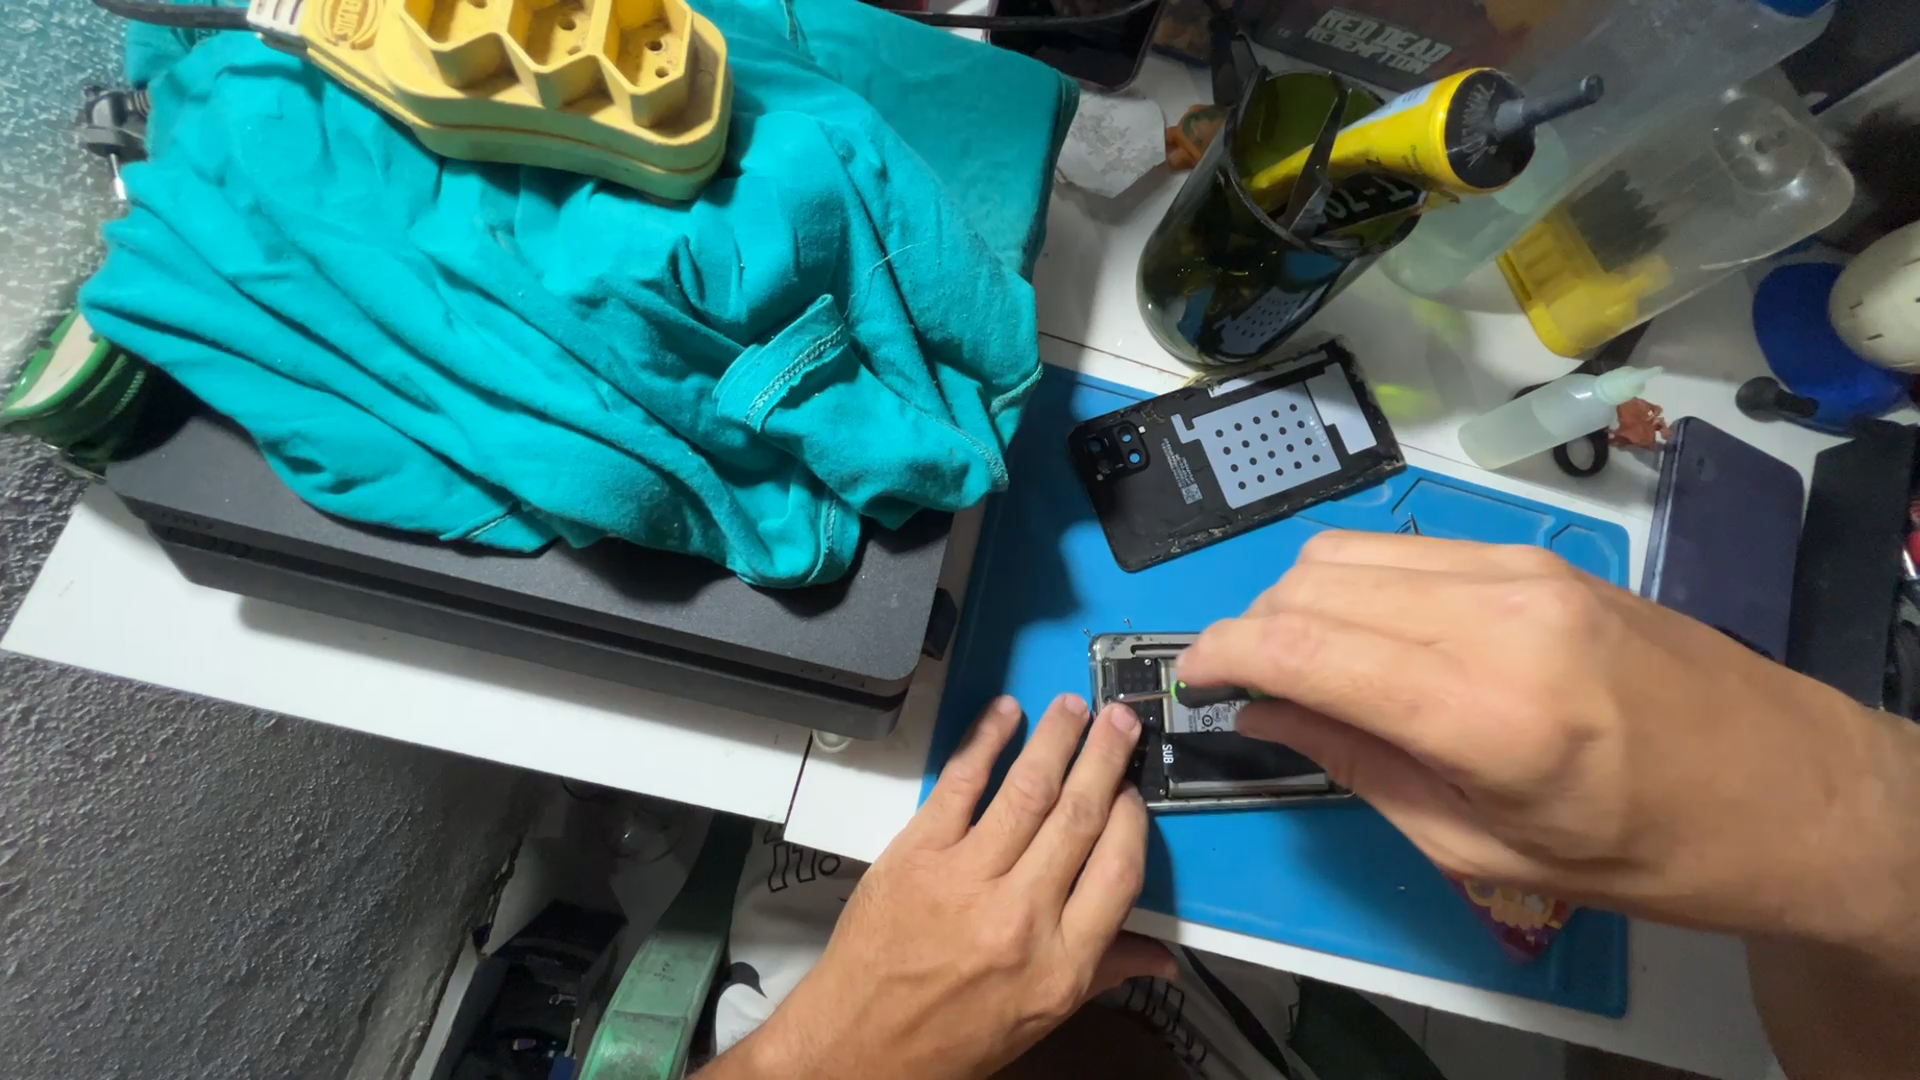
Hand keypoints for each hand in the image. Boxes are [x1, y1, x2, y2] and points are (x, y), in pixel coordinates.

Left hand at [713, 695, 1172, 1079]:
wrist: (860, 1044)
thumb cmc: (955, 1035)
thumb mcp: (1039, 1018)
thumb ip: (1103, 972)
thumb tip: (1163, 954)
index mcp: (1060, 962)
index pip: (1117, 872)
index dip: (1130, 820)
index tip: (1131, 788)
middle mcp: (1020, 915)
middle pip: (1076, 817)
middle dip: (1104, 759)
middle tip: (1120, 720)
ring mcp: (966, 877)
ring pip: (1026, 790)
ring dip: (1056, 740)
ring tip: (1075, 706)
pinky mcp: (918, 850)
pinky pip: (960, 783)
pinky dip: (986, 740)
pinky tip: (1007, 713)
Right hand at [1176, 531, 1919, 951]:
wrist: (1804, 790)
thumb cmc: (1642, 853)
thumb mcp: (1477, 847)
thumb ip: (1350, 763)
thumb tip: (1259, 710)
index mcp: (1484, 712)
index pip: (1300, 646)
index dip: (1223, 653)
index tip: (1194, 677)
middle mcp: (1491, 615)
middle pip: (1305, 587)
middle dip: (1250, 630)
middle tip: (1248, 682)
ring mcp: (1511, 570)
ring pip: (1335, 554)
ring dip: (1290, 602)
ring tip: (1300, 655)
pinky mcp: (1524, 553)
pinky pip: (1389, 548)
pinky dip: (1342, 583)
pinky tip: (1359, 627)